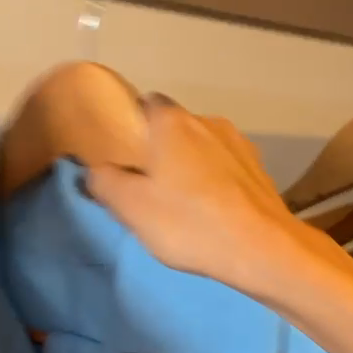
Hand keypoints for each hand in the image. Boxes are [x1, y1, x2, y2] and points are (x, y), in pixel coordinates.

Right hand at [86, 96, 330, 299]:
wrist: (260, 248)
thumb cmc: (188, 224)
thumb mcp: (132, 209)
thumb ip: (105, 184)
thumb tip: (92, 170)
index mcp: (170, 122)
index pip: (144, 105)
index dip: (131, 128)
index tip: (124, 157)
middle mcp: (206, 121)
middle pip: (174, 128)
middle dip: (160, 152)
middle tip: (148, 189)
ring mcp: (237, 143)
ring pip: (202, 148)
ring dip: (189, 168)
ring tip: (181, 205)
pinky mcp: (257, 169)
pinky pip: (224, 168)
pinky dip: (214, 183)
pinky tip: (211, 212)